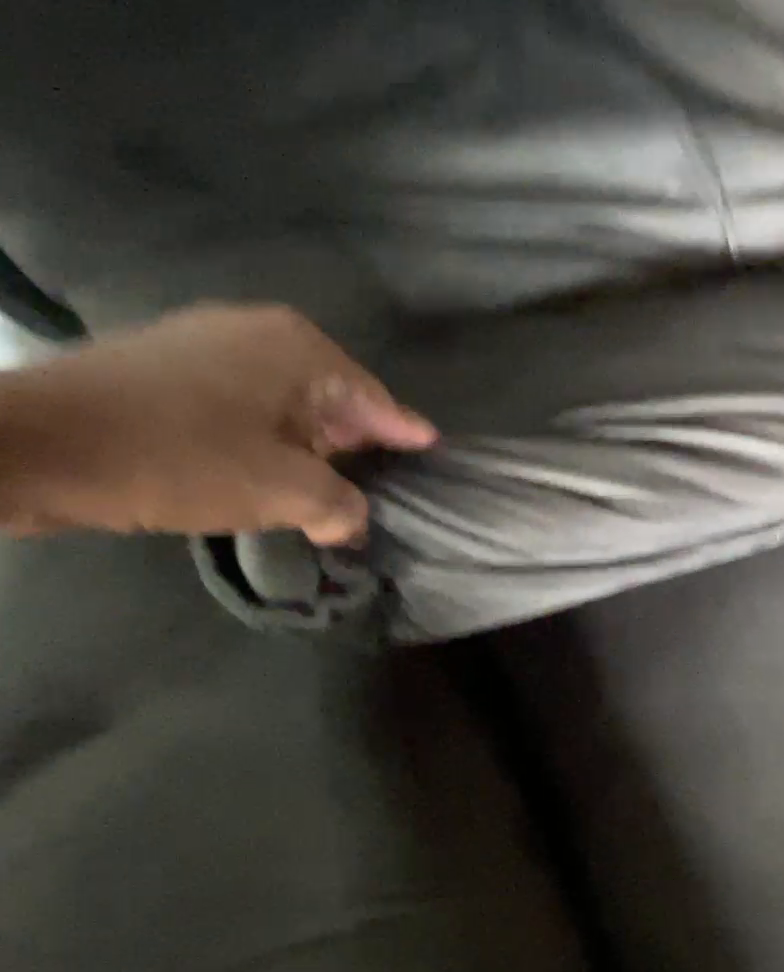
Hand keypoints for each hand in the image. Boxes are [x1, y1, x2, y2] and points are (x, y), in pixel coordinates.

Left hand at [0, 304, 436, 543]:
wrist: (21, 444)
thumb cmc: (178, 459)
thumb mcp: (283, 493)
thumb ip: (341, 506)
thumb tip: (351, 520)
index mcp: (302, 349)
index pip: (377, 401)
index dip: (404, 435)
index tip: (431, 454)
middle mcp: (259, 329)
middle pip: (331, 395)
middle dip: (352, 439)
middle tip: (372, 479)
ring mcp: (202, 338)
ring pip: (281, 397)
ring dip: (300, 439)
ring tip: (315, 480)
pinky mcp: (156, 359)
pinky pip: (234, 397)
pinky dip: (255, 429)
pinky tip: (254, 463)